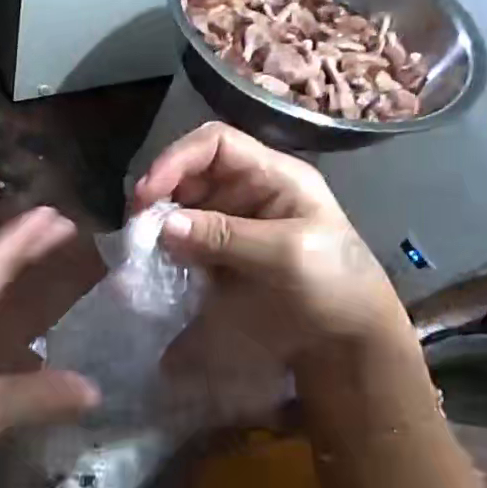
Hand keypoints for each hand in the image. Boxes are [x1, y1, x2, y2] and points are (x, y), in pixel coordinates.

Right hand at [130, 122, 405, 364]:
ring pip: (182, 208)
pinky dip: (166, 251)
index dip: (177, 159)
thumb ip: (227, 236)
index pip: (216, 144)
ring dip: (158, 224)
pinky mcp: (222, 257)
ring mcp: (234, 225)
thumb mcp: (288, 254)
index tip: (148, 193)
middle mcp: (248, 192)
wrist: (349, 343)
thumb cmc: (335, 285)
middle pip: (192, 174)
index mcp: (272, 175)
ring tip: (141, 250)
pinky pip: (185, 243)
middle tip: (137, 227)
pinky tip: (154, 266)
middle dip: (161, 193)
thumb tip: (163, 226)